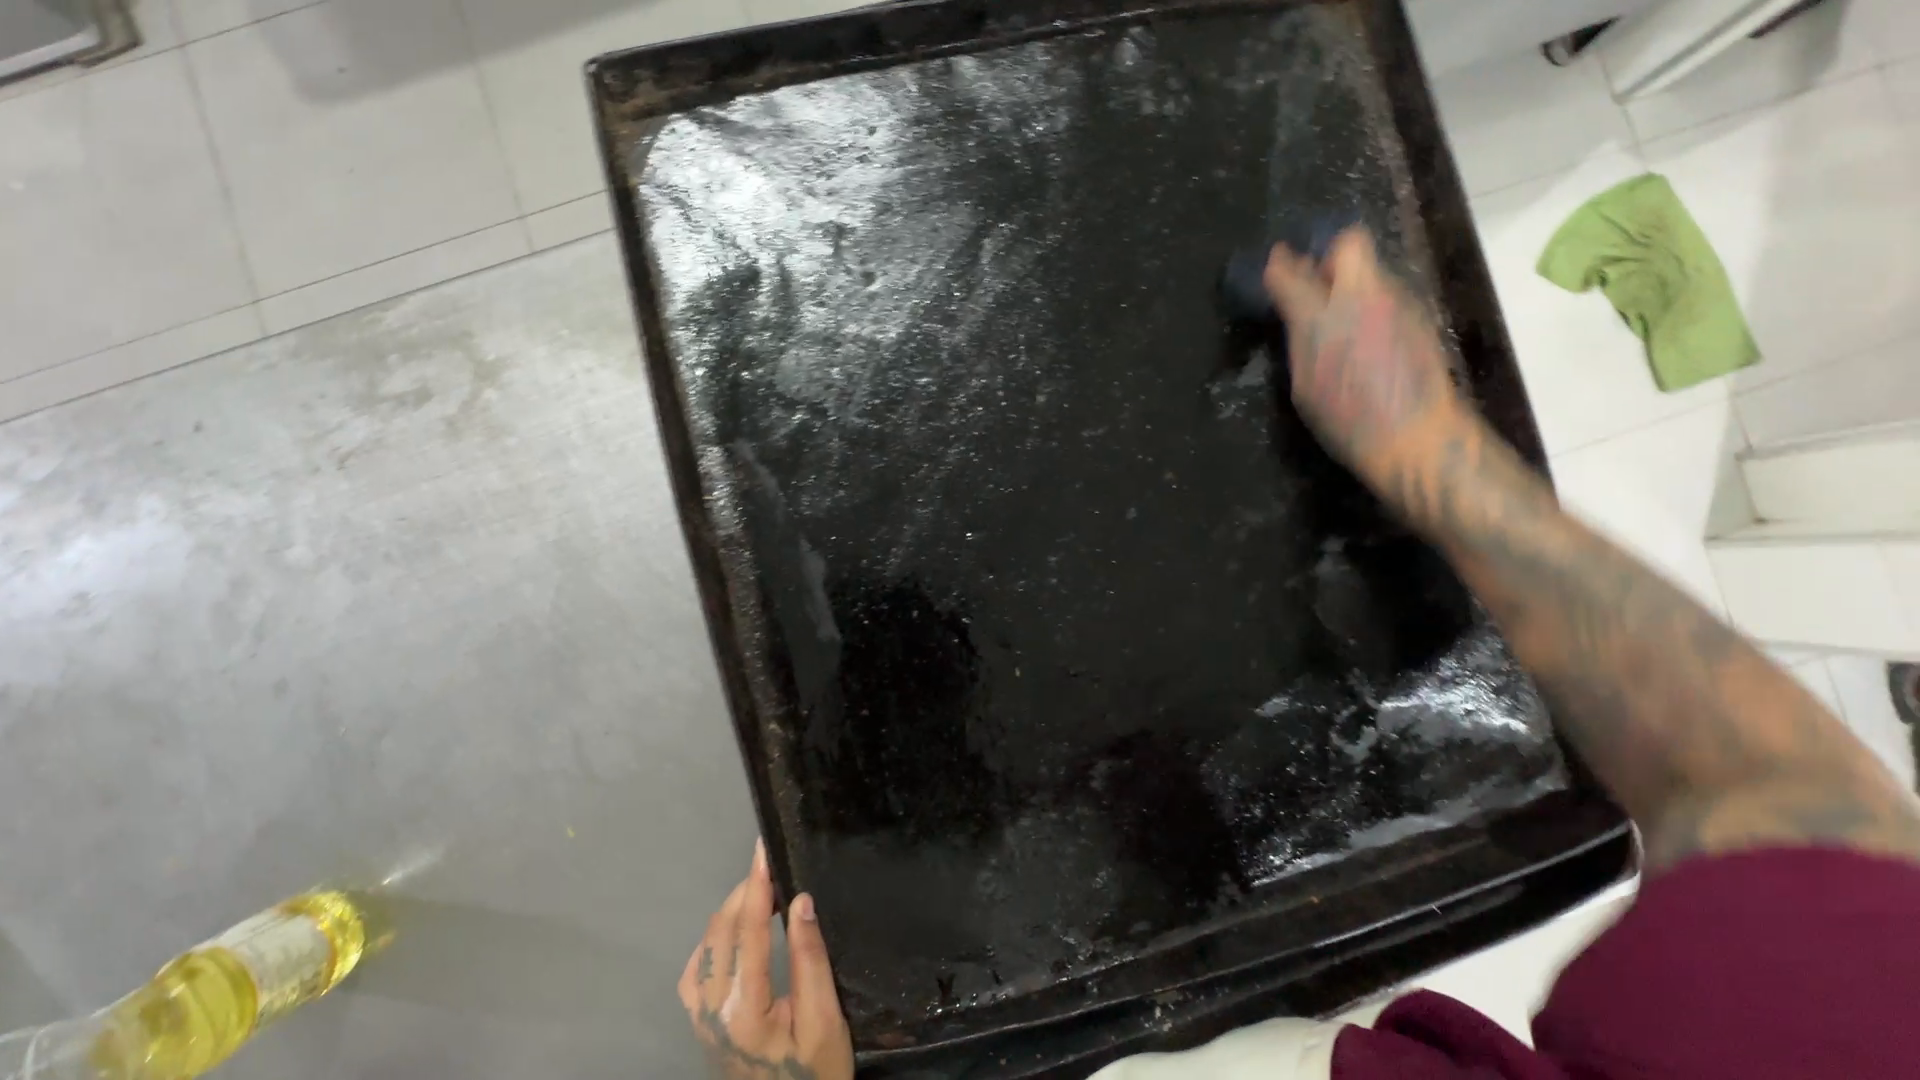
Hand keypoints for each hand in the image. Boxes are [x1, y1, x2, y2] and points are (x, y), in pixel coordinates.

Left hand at [679, 842, 853, 1079]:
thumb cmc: (816, 1074)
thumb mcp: (825, 1021)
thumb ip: (810, 961)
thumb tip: (801, 901)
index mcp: (744, 1011)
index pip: (746, 931)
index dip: (756, 886)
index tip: (763, 850)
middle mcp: (711, 1011)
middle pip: (720, 931)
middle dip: (744, 892)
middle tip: (773, 870)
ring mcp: (699, 1018)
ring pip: (705, 944)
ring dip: (730, 913)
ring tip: (763, 895)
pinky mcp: (700, 1023)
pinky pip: (697, 966)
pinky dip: (717, 937)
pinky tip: (738, 931)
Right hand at [1263, 228, 1467, 483]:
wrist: (1418, 436)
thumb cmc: (1349, 424)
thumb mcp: (1305, 387)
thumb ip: (1300, 341)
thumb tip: (1297, 316)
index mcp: (1320, 319)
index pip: (1290, 272)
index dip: (1279, 265)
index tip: (1275, 265)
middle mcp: (1361, 298)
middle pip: (1348, 243)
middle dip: (1329, 256)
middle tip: (1319, 283)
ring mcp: (1397, 302)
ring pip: (1371, 270)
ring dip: (1353, 284)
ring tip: (1344, 318)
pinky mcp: (1420, 314)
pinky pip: (1388, 294)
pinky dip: (1373, 305)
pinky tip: (1369, 338)